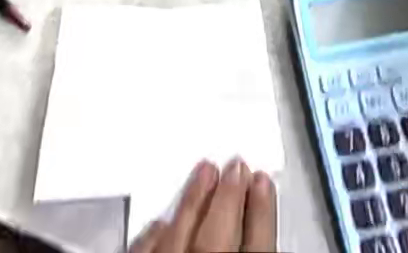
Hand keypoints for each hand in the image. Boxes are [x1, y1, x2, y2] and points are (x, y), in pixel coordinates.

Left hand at [131, 158, 276, 252]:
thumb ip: (255, 249)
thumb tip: (264, 231)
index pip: (258, 246)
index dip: (263, 211)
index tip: (263, 182)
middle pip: (218, 231)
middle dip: (229, 194)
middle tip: (237, 163)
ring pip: (178, 232)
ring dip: (193, 200)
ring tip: (205, 168)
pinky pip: (143, 251)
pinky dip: (154, 235)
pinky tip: (160, 220)